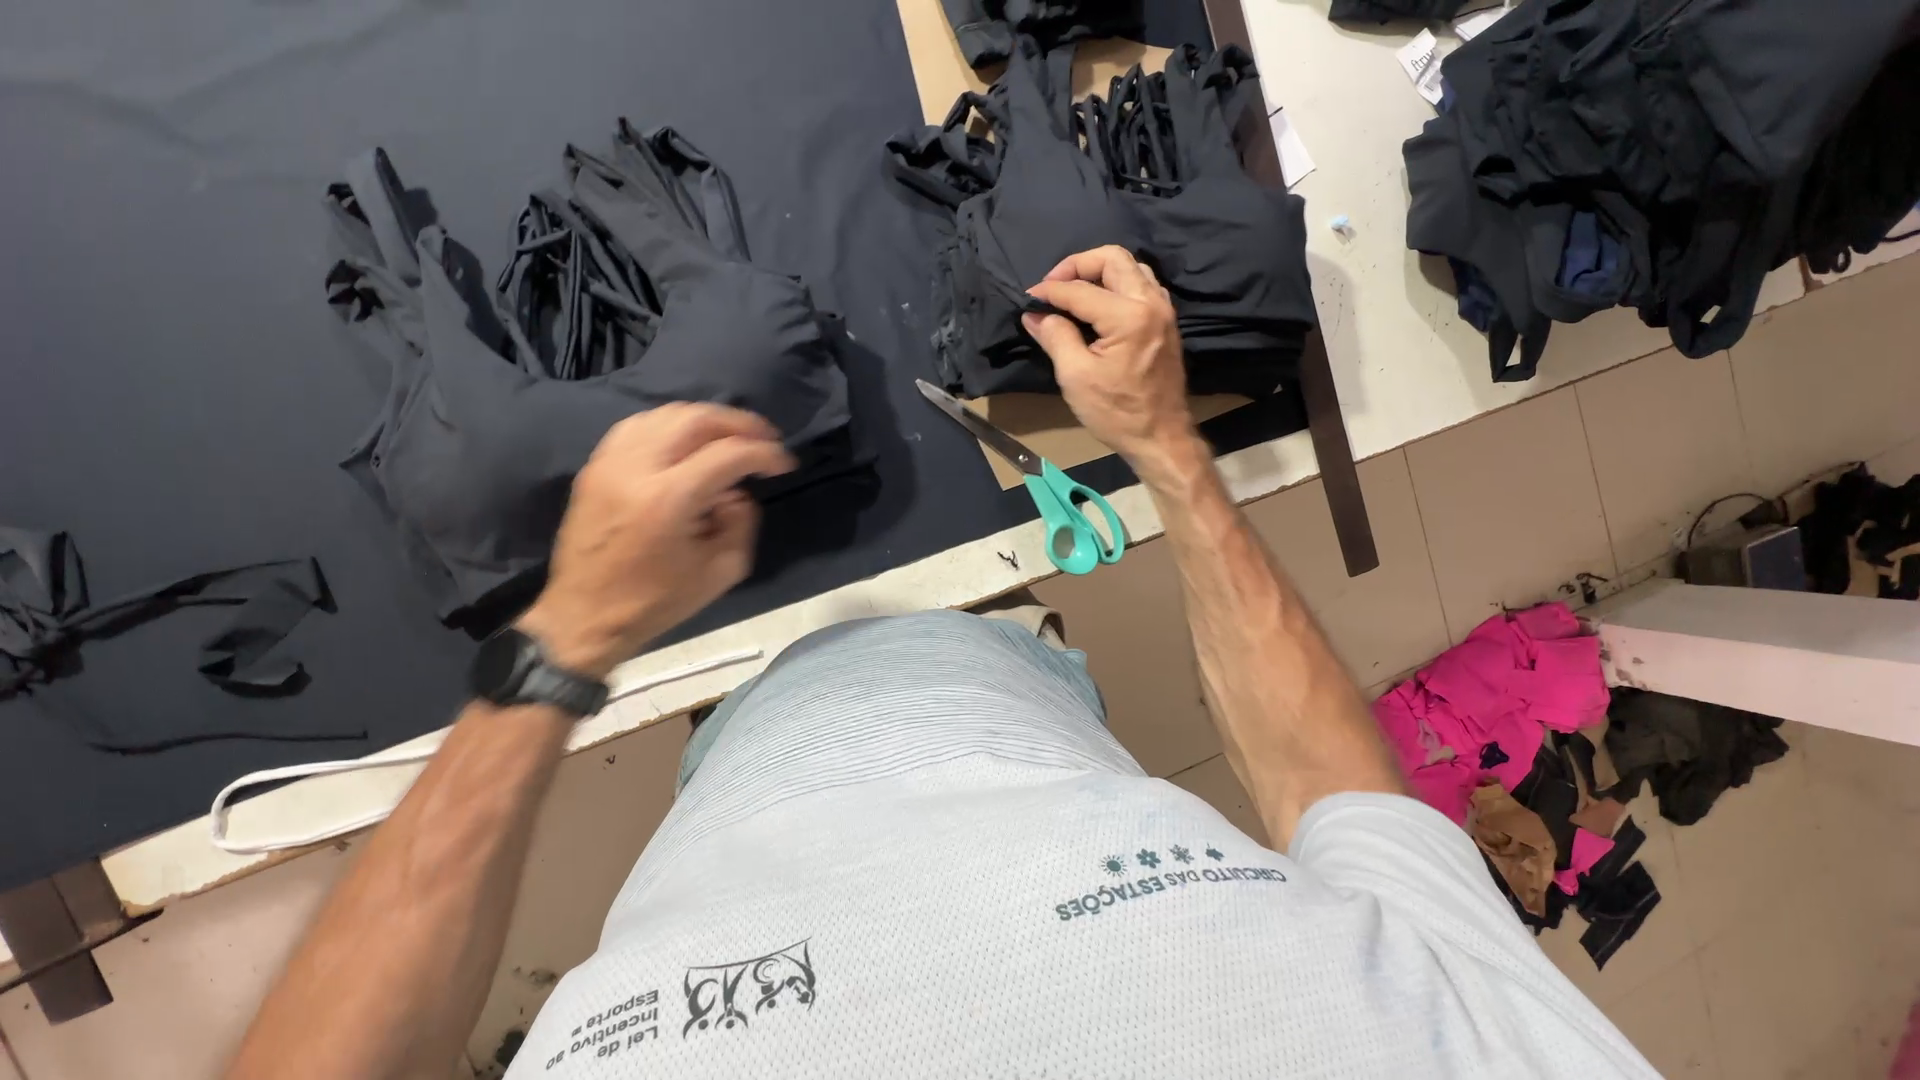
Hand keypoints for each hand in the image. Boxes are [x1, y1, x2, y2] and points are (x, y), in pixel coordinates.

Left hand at [516, 404, 795, 678]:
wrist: (583, 618)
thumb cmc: (654, 602)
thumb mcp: (720, 572)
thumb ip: (741, 522)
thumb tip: (737, 491)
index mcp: (669, 499)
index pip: (729, 453)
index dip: (765, 453)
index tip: (784, 464)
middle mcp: (638, 468)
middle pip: (697, 419)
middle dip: (740, 423)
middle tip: (764, 438)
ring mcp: (611, 463)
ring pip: (666, 414)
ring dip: (706, 420)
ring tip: (729, 437)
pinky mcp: (595, 467)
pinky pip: (637, 426)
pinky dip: (670, 425)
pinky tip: (686, 442)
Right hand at [1022, 246, 1199, 474]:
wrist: (1160, 437)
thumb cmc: (1116, 412)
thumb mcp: (1076, 377)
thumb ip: (1055, 336)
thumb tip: (1035, 314)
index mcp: (1128, 316)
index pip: (1080, 290)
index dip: (1049, 291)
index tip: (1028, 298)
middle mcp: (1150, 302)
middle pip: (1113, 258)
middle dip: (1077, 265)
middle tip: (1053, 286)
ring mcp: (1163, 310)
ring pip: (1130, 267)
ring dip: (1099, 272)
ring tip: (1073, 293)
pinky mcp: (1166, 321)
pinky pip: (1141, 285)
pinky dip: (1117, 284)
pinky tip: (1098, 304)